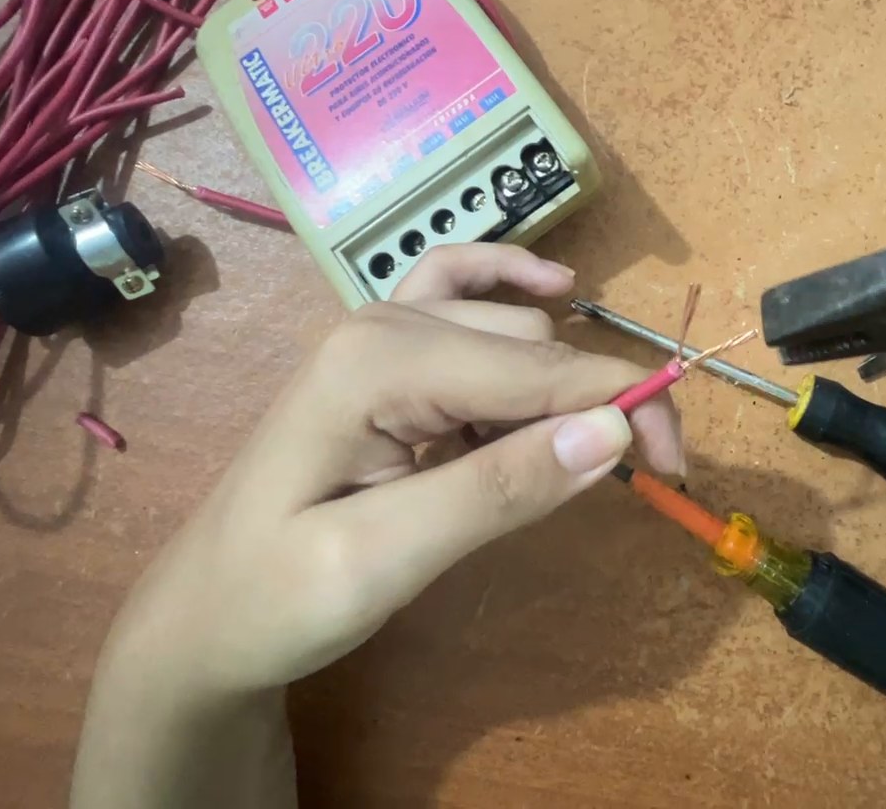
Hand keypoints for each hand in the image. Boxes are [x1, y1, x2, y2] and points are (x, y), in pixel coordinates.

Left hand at [71, 245, 681, 808]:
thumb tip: (614, 430)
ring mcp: (385, 322)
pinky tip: (552, 283)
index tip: (677, 462)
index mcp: (379, 361)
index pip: (536, 370)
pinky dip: (512, 278)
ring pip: (516, 328)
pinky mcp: (388, 342)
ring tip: (556, 457)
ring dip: (558, 380)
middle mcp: (387, 320)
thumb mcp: (383, 562)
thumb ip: (499, 489)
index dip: (619, 408)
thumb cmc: (277, 595)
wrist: (208, 606)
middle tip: (636, 476)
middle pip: (534, 344)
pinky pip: (462, 281)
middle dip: (597, 402)